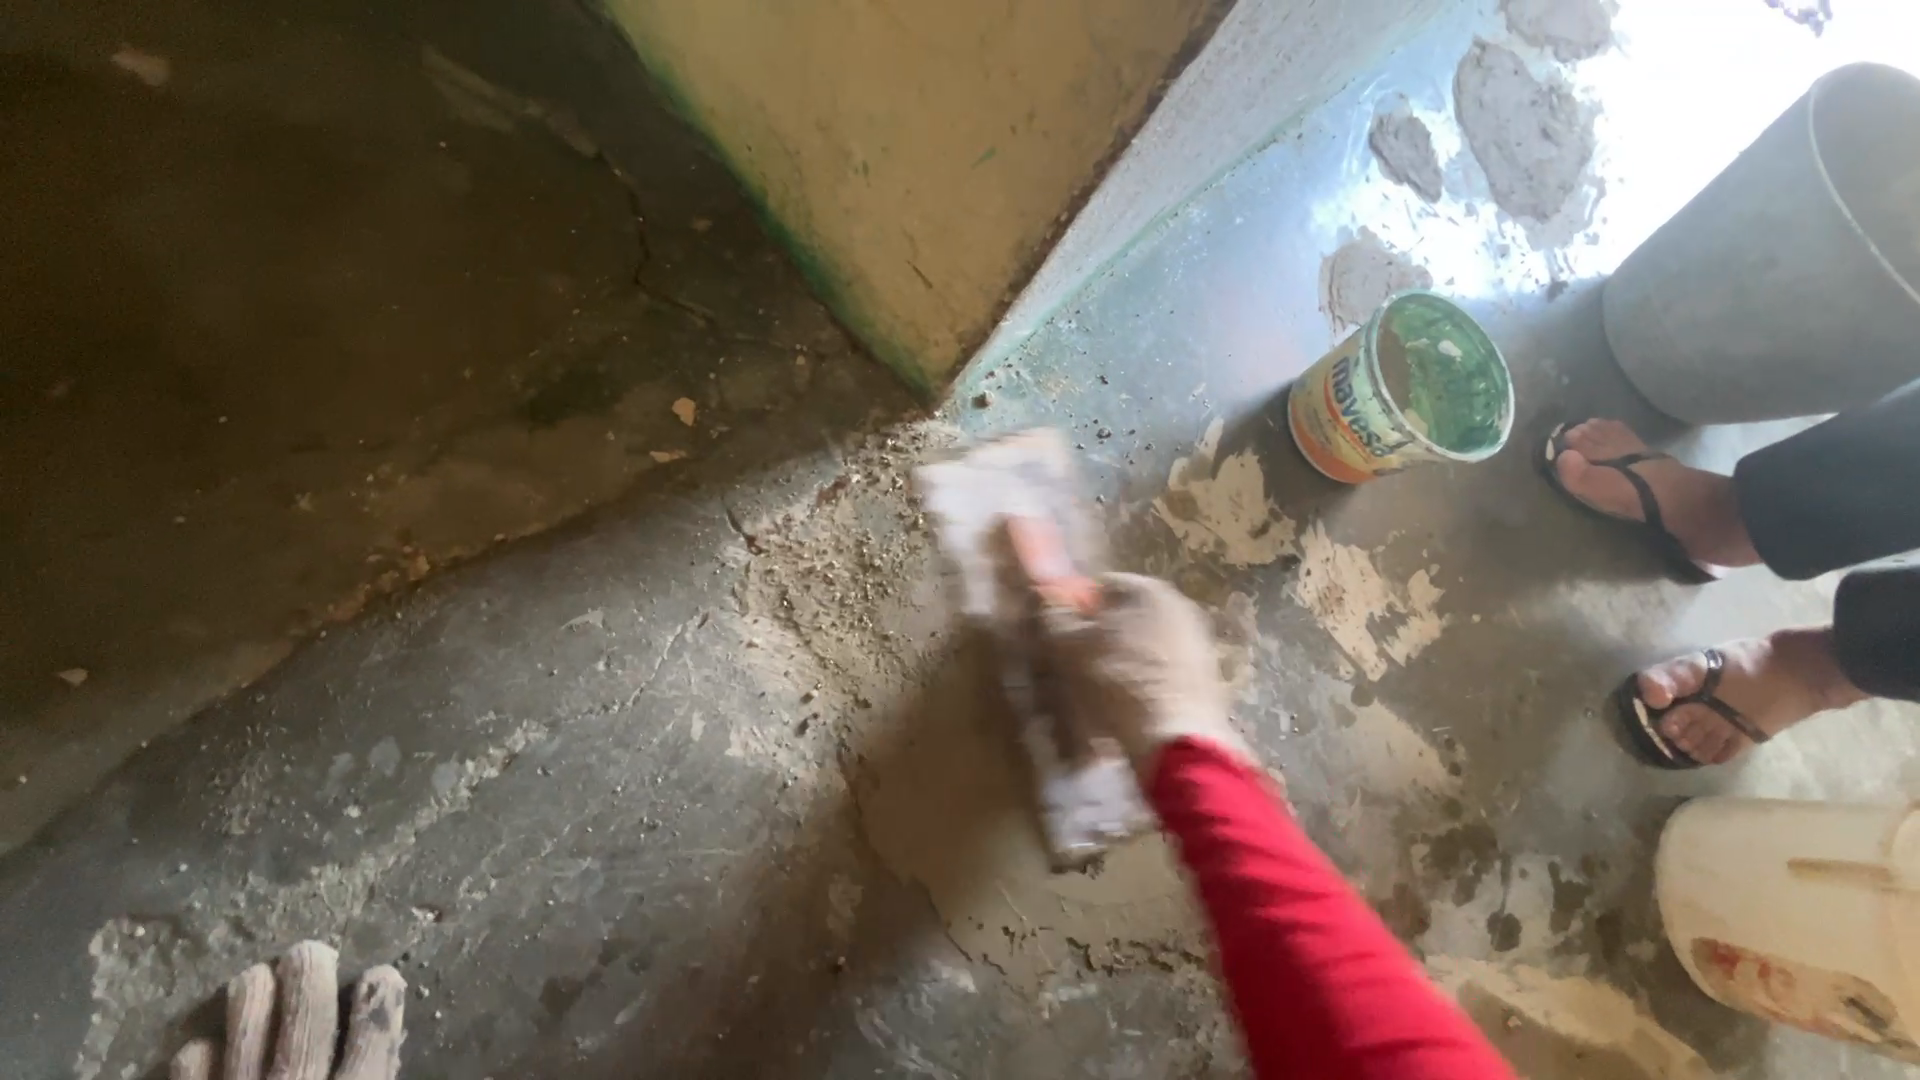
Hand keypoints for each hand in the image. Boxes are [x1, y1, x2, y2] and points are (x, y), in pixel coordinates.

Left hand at [170, 941, 405, 1079]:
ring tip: (252, 976)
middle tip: (306, 950)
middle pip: (307, 1028)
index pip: (373, 1037)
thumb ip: (374, 1071)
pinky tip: (201, 1046)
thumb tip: (387, 1039)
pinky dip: (196, 1060)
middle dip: (309, 984)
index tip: (380, 972)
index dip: (380, 1000)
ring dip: (249, 1006)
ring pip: (244, 1044)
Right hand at [1040, 572, 1253, 774]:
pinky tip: (1127, 707)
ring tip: (1099, 693)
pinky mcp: (1206, 674)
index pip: (1100, 586)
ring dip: (1119, 662)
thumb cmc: (1116, 682)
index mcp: (1147, 588)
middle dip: (1099, 637)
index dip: (1076, 610)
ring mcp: (1197, 640)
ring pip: (1141, 645)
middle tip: (1077, 666)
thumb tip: (1044, 591)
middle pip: (1124, 616)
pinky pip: (1160, 670)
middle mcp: (1179, 605)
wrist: (1174, 738)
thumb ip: (1053, 612)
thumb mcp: (1068, 646)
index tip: (1061, 637)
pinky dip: (1142, 682)